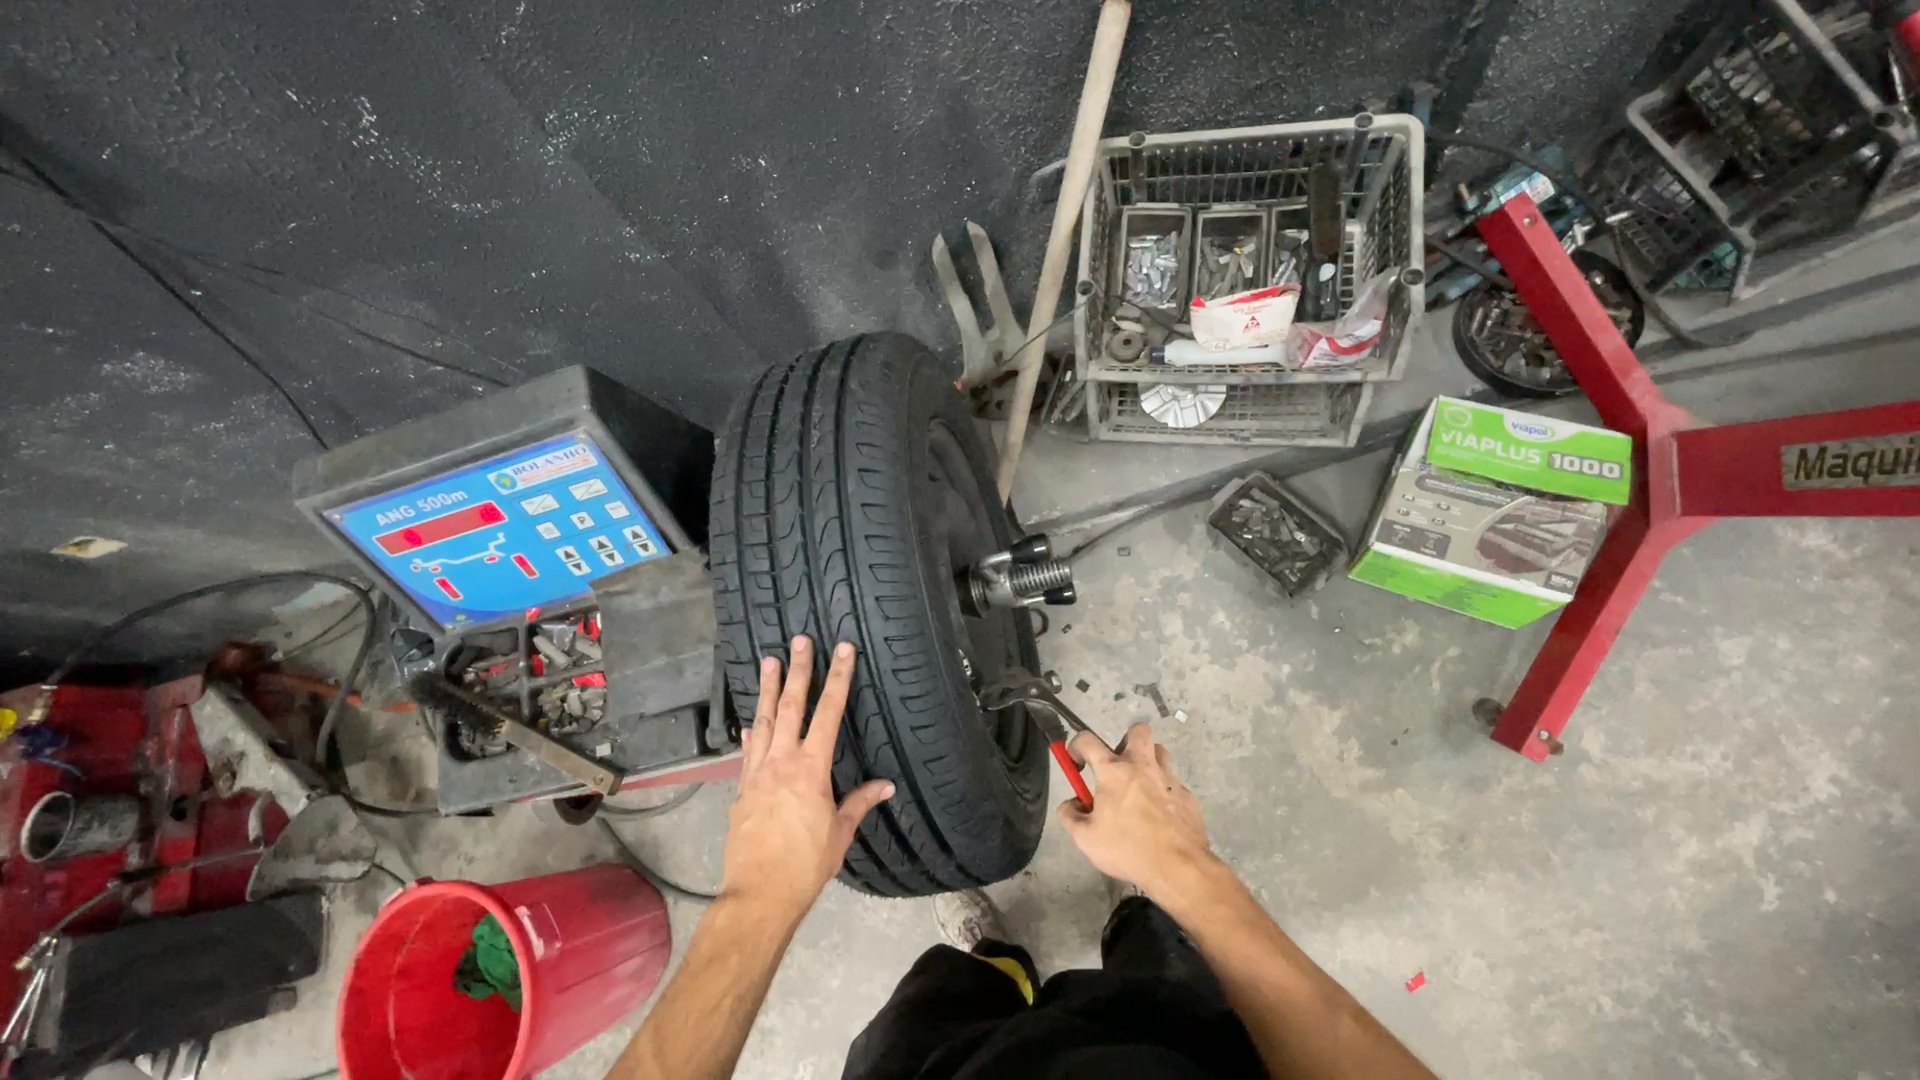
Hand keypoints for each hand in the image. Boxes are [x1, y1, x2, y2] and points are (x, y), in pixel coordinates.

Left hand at [719, 636, 894, 919]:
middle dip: (798, 671)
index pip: (828, 713)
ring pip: (763, 721)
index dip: (837, 679)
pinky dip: (751, 733)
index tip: (841, 650)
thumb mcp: (840, 833)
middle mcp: (781, 762)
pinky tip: (750, 723)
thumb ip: (860, 803)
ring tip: (768, 661)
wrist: (758, 894)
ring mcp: (757, 773)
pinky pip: (747, 752)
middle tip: (798, 640)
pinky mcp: (741, 789)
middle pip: (790, 706)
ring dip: (767, 689)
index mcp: (811, 768)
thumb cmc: (806, 864)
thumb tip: (887, 786)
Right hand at [1056, 723, 1220, 902]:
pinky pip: (1173, 784)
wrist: (1178, 867)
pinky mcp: (1187, 796)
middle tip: (1118, 767)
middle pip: (1137, 730)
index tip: (1076, 763)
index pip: (1087, 740)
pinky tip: (1159, 815)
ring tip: (1140, 787)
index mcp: (1113, 771)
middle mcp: (1142, 766)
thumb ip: (1070, 815)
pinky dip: (1163, 792)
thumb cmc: (1127, 849)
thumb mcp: (1085, 838)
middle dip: (1125, 741)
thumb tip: (1072, 803)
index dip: (1076, 746)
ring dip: (1148, 762)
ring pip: (1160, 752)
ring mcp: (1168, 779)